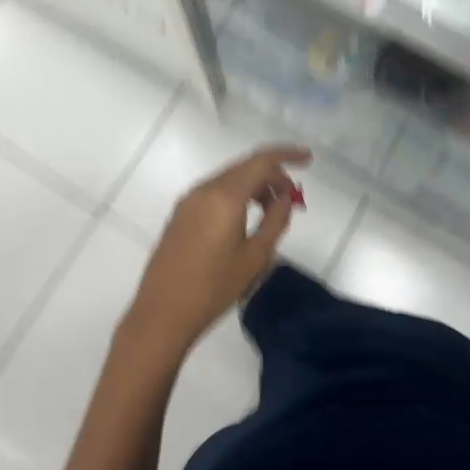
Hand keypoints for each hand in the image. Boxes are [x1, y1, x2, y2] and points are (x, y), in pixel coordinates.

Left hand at [124, 146, 310, 352]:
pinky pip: (215, 192)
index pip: (261, 161)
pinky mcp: (180, 214)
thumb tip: (286, 197)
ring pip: (229, 179)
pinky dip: (236, 195)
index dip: (287, 155)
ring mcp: (189, 200)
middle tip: (292, 199)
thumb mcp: (255, 257)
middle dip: (273, 176)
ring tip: (271, 212)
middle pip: (245, 167)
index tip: (308, 159)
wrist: (162, 313)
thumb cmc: (214, 288)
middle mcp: (204, 189)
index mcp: (225, 196)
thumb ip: (276, 220)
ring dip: (254, 186)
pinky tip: (245, 218)